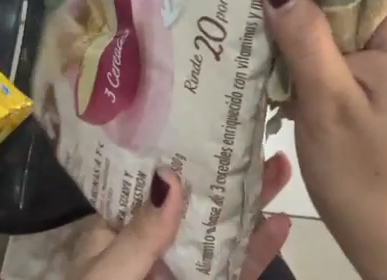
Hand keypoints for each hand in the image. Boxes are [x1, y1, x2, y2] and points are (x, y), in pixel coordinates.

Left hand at [69, 157, 293, 279]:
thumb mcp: (107, 274)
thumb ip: (139, 234)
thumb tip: (170, 176)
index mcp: (116, 232)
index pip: (148, 182)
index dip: (178, 153)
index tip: (208, 122)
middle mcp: (152, 247)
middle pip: (193, 203)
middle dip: (225, 172)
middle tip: (258, 140)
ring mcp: (180, 273)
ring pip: (219, 233)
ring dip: (250, 204)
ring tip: (280, 168)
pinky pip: (233, 270)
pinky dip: (257, 251)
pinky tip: (279, 226)